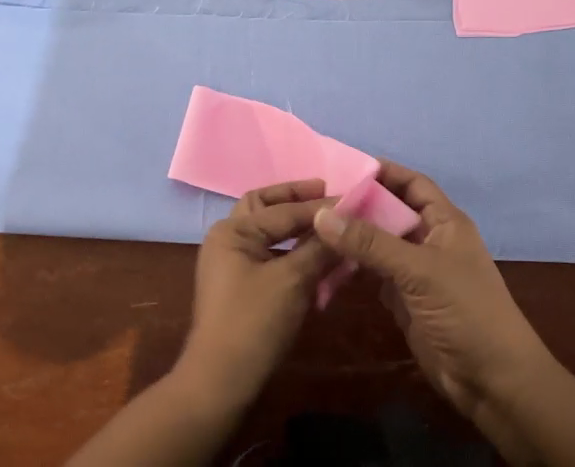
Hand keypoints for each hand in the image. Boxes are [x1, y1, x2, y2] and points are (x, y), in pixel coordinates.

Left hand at [178, 179, 338, 398]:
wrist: (221, 380)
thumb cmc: (254, 322)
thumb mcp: (292, 281)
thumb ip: (318, 248)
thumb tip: (343, 223)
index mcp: (233, 230)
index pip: (283, 210)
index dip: (320, 206)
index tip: (353, 198)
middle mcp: (226, 239)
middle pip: (264, 208)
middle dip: (295, 200)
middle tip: (327, 194)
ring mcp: (230, 264)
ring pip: (267, 234)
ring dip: (294, 228)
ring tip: (327, 227)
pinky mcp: (238, 287)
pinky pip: (268, 257)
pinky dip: (290, 253)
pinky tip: (316, 260)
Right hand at [312, 160, 550, 417]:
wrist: (493, 380)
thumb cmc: (466, 311)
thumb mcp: (419, 270)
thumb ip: (370, 242)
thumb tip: (322, 214)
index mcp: (445, 222)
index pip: (412, 184)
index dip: (383, 172)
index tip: (343, 167)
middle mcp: (429, 240)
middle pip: (390, 211)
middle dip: (358, 204)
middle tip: (316, 198)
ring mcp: (416, 271)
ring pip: (378, 243)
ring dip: (351, 236)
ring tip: (311, 225)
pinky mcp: (404, 299)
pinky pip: (373, 272)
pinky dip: (352, 265)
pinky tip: (324, 259)